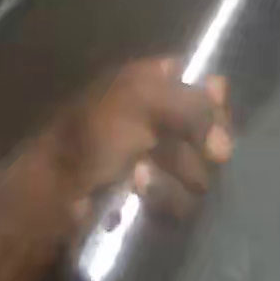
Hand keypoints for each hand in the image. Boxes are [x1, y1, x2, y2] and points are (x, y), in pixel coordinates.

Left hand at [38, 57, 232, 222]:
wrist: (53, 193)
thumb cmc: (96, 134)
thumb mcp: (144, 102)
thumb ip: (194, 108)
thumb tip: (226, 139)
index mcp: (152, 80)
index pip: (201, 83)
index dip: (213, 102)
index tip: (216, 117)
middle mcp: (159, 116)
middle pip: (207, 130)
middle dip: (195, 145)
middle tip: (175, 152)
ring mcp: (156, 158)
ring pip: (198, 169)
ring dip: (174, 176)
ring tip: (142, 177)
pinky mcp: (151, 198)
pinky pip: (181, 200)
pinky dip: (163, 199)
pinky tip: (139, 196)